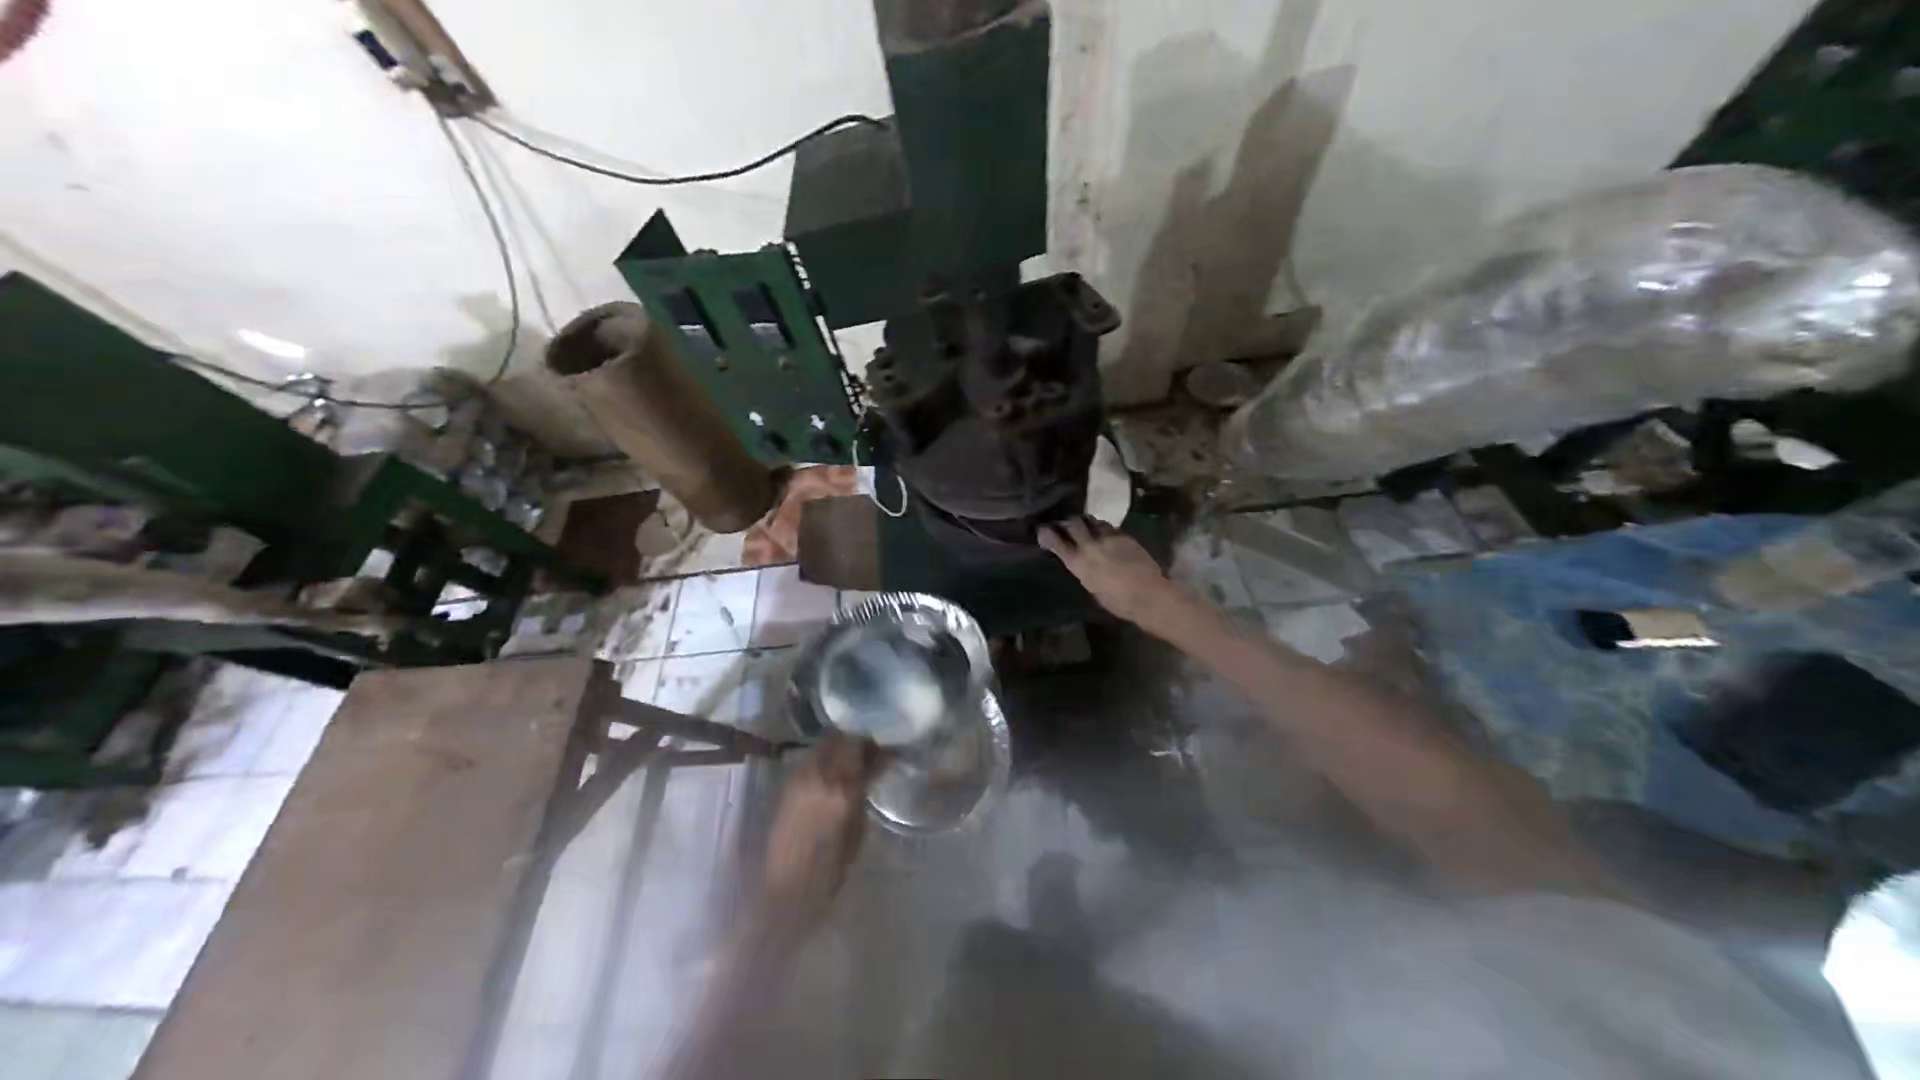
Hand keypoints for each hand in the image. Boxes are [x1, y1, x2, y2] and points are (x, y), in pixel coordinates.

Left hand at [759, 735, 883, 934]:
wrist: (785, 891)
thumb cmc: (830, 870)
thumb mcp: (858, 829)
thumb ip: (866, 790)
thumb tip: (878, 764)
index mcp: (842, 786)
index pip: (858, 743)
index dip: (874, 740)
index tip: (887, 745)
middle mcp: (818, 774)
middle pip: (837, 737)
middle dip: (855, 739)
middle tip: (870, 750)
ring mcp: (799, 778)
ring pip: (821, 746)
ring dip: (838, 748)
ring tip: (852, 761)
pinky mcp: (786, 786)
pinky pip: (809, 760)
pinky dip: (823, 760)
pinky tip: (832, 775)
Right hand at [1039, 517, 1186, 633]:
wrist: (1149, 595)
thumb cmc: (1118, 602)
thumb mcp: (1091, 587)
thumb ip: (1083, 570)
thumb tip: (1081, 562)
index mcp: (1078, 563)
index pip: (1055, 541)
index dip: (1046, 534)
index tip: (1042, 530)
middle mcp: (1090, 545)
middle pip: (1073, 522)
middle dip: (1067, 521)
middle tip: (1066, 524)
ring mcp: (1108, 537)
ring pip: (1092, 521)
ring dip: (1087, 522)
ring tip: (1086, 526)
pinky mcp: (1125, 536)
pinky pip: (1110, 527)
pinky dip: (1104, 529)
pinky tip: (1106, 535)